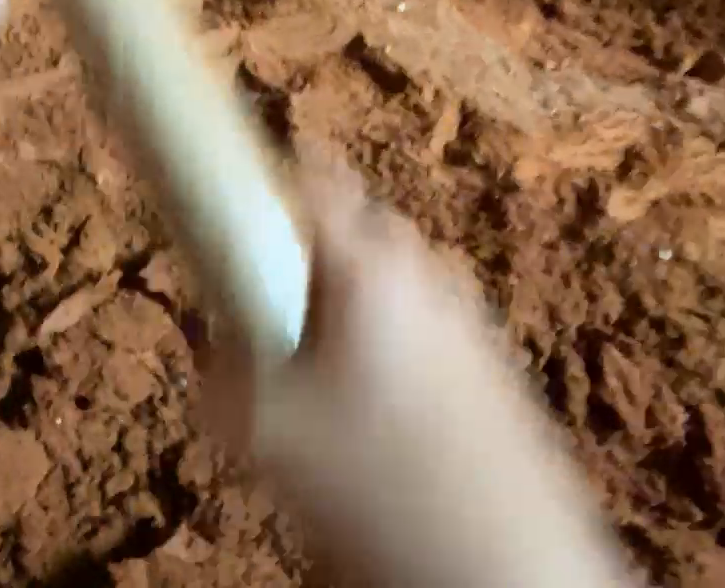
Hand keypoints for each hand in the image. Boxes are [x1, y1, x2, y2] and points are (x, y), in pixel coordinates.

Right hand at [206, 152, 630, 586]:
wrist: (507, 569)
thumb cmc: (376, 482)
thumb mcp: (266, 428)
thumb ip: (227, 364)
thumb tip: (218, 333)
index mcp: (368, 267)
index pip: (314, 180)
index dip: (272, 176)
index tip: (243, 198)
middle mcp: (424, 270)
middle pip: (356, 224)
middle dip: (312, 245)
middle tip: (279, 298)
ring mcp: (467, 310)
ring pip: (392, 271)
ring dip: (354, 292)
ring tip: (329, 363)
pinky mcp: (492, 354)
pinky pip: (423, 313)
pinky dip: (394, 330)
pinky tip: (381, 400)